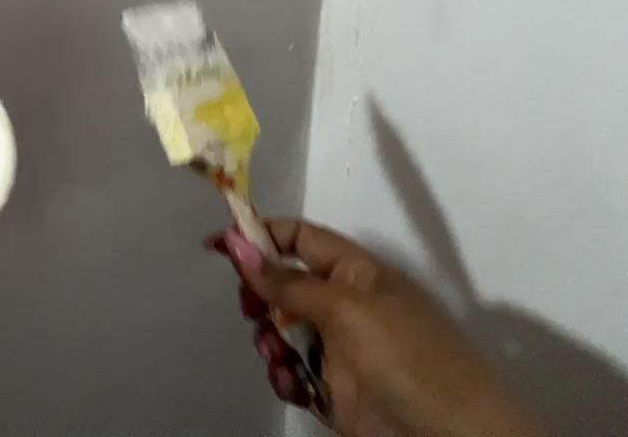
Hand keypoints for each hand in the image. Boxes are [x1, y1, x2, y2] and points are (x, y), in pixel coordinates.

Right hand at [214, 220, 544, 436]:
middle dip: (258, 294)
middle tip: (250, 309)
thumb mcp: (347, 310)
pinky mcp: (334, 390)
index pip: (297, 237)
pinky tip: (291, 384)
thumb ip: (286, 280)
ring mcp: (338, 349)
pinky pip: (292, 372)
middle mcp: (343, 305)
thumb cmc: (410, 359)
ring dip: (268, 339)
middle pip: (280, 283)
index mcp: (354, 272)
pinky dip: (284, 375)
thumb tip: (232, 241)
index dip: (258, 235)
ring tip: (277, 355)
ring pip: (280, 329)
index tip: (217, 245)